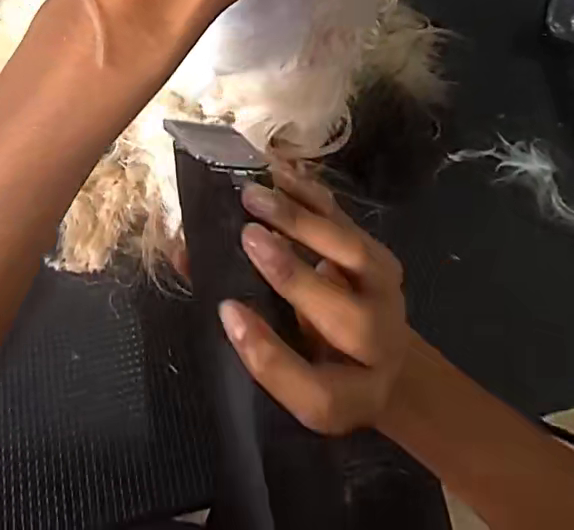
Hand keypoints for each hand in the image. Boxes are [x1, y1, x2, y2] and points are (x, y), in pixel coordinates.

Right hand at [220, 162, 410, 434]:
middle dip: (294, 275)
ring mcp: (389, 297)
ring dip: (302, 222)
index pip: (315, 393)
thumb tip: (184, 255)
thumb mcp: (286, 364)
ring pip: (355, 256)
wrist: (384, 352)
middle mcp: (379, 349)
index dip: (269, 356)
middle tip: (248, 236)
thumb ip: (238, 320)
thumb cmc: (318, 362)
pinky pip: (348, 222)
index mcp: (350, 399)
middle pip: (345, 319)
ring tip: (255, 196)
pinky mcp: (384, 256)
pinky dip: (311, 197)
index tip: (228, 311)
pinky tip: (278, 176)